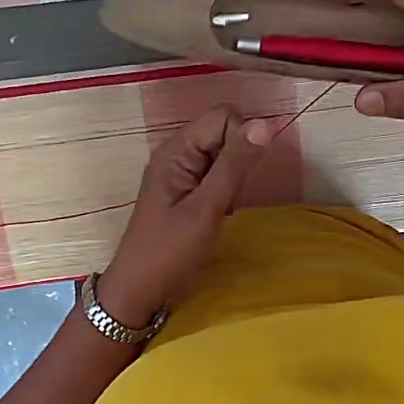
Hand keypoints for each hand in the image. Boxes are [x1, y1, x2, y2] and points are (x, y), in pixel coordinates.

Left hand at [98, 105, 272, 325]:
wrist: (139, 287)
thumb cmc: (170, 251)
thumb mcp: (206, 208)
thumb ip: (234, 165)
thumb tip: (265, 123)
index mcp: (176, 149)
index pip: (224, 115)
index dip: (242, 138)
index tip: (239, 177)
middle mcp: (175, 152)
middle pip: (223, 130)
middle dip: (238, 158)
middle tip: (228, 196)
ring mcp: (178, 170)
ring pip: (222, 153)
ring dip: (232, 176)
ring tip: (221, 207)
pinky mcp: (182, 188)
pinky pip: (214, 173)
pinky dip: (223, 189)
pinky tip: (217, 212)